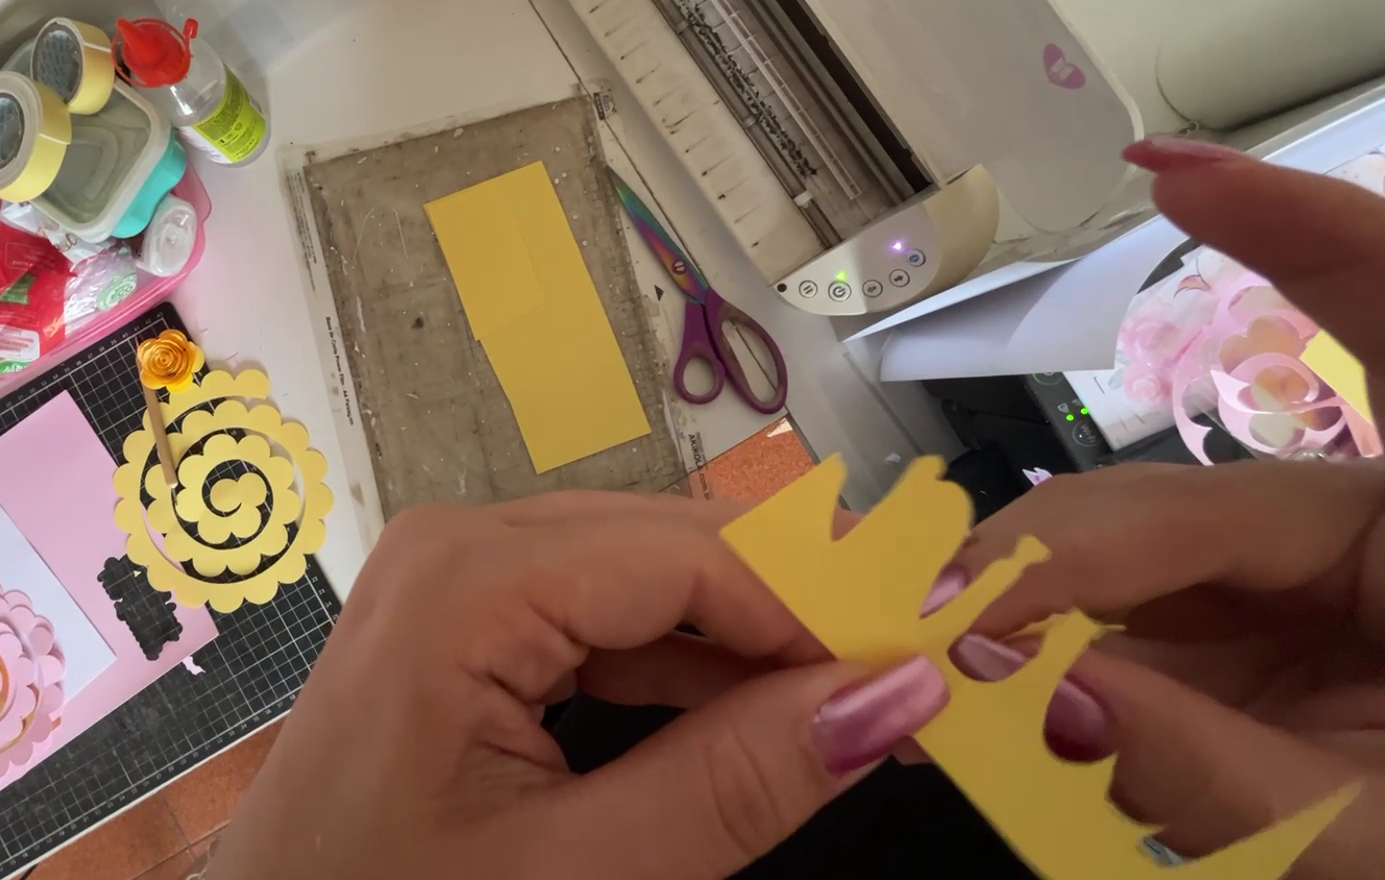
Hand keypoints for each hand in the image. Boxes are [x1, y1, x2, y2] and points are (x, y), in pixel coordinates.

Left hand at [205, 493, 949, 879]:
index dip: (812, 599)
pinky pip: (590, 608)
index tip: (928, 651)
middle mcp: (460, 538)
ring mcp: (457, 565)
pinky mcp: (464, 604)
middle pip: (657, 544)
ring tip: (845, 686)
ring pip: (632, 568)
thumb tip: (894, 696)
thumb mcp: (579, 874)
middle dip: (782, 602)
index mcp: (468, 577)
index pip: (679, 555)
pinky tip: (745, 699)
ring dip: (736, 629)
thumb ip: (736, 780)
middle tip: (904, 664)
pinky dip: (672, 653)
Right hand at [948, 138, 1384, 877]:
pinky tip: (967, 649)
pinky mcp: (1196, 615)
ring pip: (1103, 554)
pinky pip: (1090, 604)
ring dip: (1018, 604)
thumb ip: (1223, 775)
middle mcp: (1360, 533)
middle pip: (1172, 507)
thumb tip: (1019, 684)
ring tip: (935, 649)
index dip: (1300, 239)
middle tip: (937, 622)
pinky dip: (1023, 635)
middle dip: (1047, 561)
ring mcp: (1264, 576)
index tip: (1161, 176)